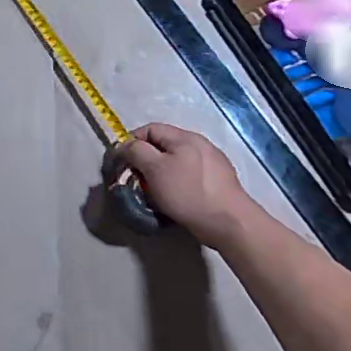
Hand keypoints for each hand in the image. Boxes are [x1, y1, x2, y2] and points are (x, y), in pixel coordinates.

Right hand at [109, 123, 260, 247]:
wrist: (228, 221)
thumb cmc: (187, 192)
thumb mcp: (154, 169)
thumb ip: (136, 152)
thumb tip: (126, 146)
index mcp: (184, 137)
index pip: (149, 129)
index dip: (131, 142)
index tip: (123, 163)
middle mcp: (199, 144)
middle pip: (162, 145)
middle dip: (145, 160)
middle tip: (137, 180)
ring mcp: (211, 162)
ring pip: (174, 161)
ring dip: (159, 173)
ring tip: (154, 191)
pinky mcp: (216, 180)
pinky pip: (187, 174)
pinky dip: (175, 182)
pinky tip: (175, 197)